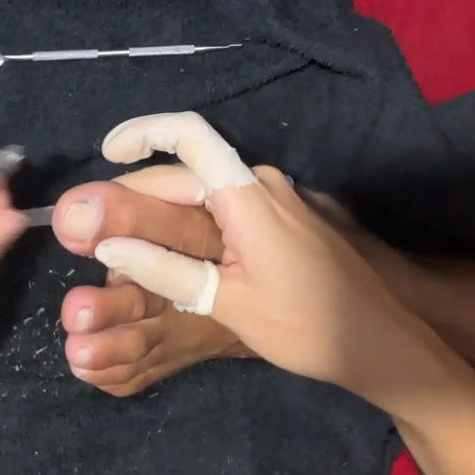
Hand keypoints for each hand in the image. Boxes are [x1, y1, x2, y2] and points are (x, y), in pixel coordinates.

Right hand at [87, 113, 439, 402]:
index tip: (108, 153)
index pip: (190, 135)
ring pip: (203, 189)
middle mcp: (262, 182)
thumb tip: (105, 243)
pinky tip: (168, 253)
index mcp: (248, 194)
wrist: (383, 342)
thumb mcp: (230, 303)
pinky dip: (187, 221)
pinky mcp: (281, 217)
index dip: (143, 132)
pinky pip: (223, 205)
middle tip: (91, 231)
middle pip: (186, 169)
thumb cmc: (309, 325)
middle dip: (135, 192)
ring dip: (160, 210)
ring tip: (121, 245)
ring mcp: (276, 198)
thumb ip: (165, 268)